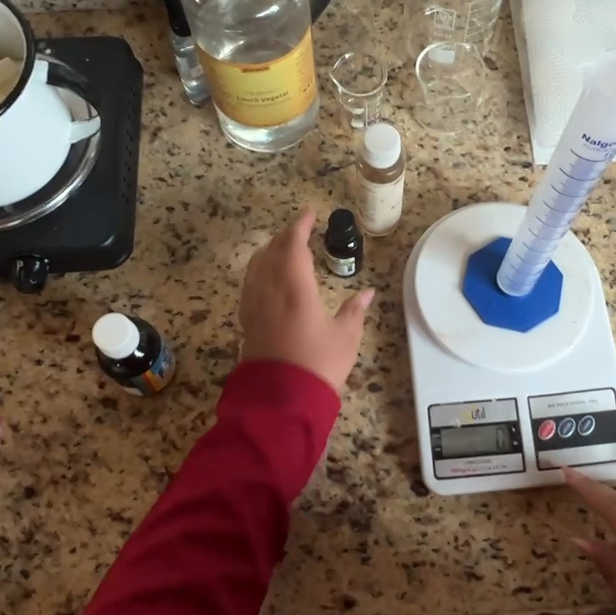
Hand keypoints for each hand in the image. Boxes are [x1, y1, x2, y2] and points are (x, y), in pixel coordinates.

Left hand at [239, 210, 373, 389]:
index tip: (310, 215)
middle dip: (286, 236)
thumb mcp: (345, 337)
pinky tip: (267, 275)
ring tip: (283, 247)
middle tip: (301, 230)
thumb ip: (354, 310)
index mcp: (295, 287)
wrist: (282, 399)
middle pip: (273, 251)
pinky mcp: (247, 320)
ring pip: (257, 265)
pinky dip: (260, 269)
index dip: (301, 226)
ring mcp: (254, 304)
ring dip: (270, 250)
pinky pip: (250, 282)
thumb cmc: (319, 365)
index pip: (293, 245)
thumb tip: (367, 293)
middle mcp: (270, 289)